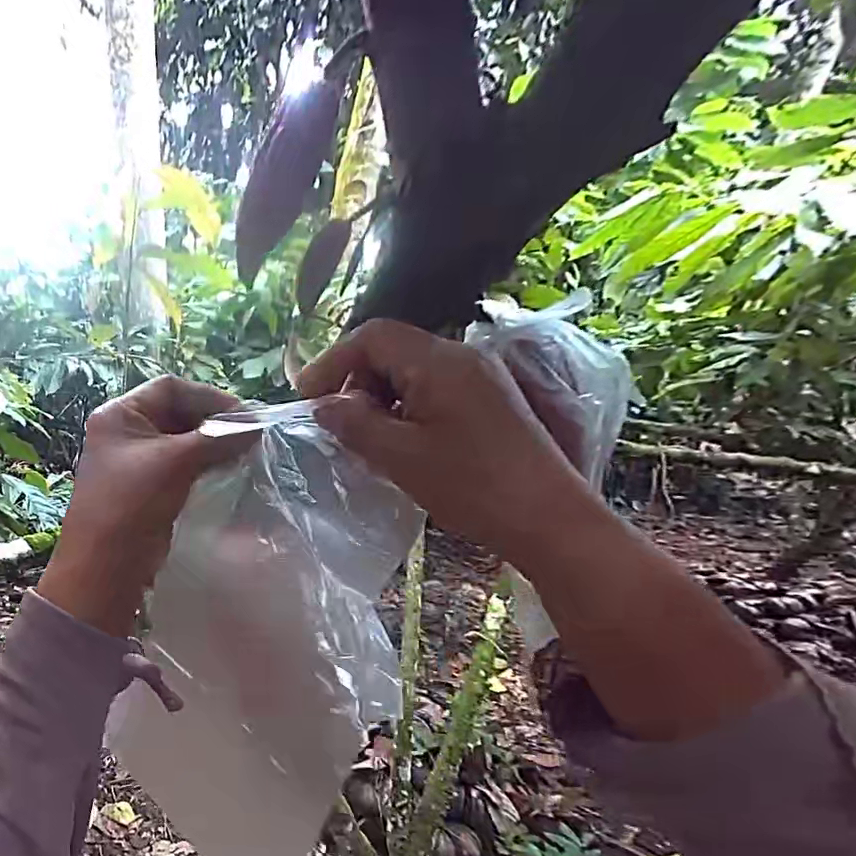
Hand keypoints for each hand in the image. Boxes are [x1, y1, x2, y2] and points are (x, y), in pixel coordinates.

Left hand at [37, 375, 246, 635]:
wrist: (105, 569)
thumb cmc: (132, 505)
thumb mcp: (174, 463)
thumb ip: (216, 439)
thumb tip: (256, 426)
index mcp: (118, 415)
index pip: (170, 388)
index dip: (209, 397)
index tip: (245, 417)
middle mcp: (124, 433)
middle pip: (177, 413)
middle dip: (213, 422)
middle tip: (250, 436)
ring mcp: (134, 462)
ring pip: (181, 441)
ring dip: (211, 445)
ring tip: (244, 454)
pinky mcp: (147, 488)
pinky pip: (180, 466)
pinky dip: (204, 465)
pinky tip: (227, 472)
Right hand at [296, 319, 603, 568]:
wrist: (548, 519)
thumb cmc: (471, 486)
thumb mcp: (399, 456)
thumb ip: (354, 424)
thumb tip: (323, 405)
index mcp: (439, 362)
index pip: (372, 336)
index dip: (331, 362)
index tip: (307, 399)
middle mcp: (461, 357)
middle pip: (390, 349)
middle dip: (354, 381)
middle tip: (338, 424)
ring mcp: (478, 377)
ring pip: (409, 371)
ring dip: (378, 397)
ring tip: (366, 439)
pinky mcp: (487, 400)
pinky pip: (431, 388)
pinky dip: (403, 407)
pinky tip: (399, 443)